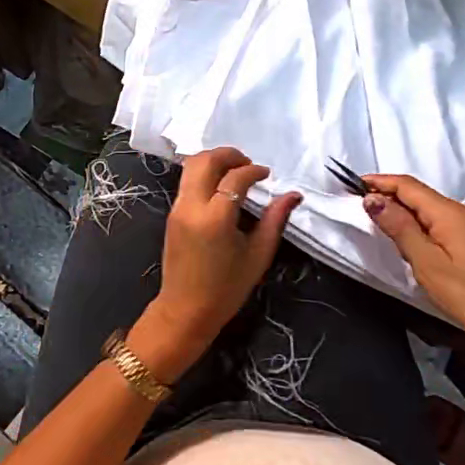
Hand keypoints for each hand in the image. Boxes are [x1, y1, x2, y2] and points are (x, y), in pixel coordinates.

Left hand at [134, 148, 301, 379]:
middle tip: (249, 164)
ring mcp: (177, 209)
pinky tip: (221, 187)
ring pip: (190, 168)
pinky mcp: (171, 214)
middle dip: (228, 155)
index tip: (267, 175)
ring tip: (236, 173)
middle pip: (204, 161)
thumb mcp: (258, 255)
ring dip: (213, 162)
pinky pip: (186, 182)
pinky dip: (203, 175)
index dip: (253, 171)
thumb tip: (293, 195)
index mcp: (215, 218)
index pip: (234, 178)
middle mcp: (191, 207)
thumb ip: (275, 220)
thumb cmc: (227, 288)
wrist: (186, 309)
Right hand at [361, 174, 464, 375]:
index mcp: (450, 214)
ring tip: (374, 220)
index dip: (379, 182)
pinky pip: (437, 223)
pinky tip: (404, 238)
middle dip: (387, 194)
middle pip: (418, 194)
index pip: (408, 186)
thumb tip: (372, 198)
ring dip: (400, 209)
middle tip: (356, 204)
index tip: (350, 185)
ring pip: (427, 209)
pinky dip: (415, 223)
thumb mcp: (427, 263)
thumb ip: (399, 228)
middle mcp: (462, 214)